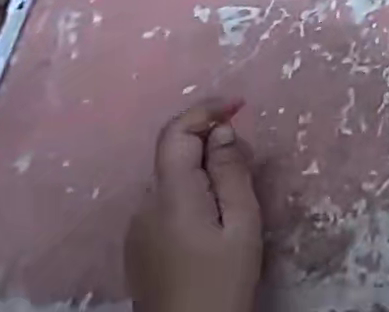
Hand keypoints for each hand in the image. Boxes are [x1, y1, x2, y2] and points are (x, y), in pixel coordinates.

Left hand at [125, 98, 263, 311]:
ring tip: (239, 195)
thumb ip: (231, 172)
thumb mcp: (242, 223)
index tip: (241, 105)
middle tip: (250, 163)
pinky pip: (168, 199)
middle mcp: (144, 206)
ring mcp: (138, 228)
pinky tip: (217, 216)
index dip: (206, 109)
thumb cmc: (222, 283)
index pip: (176, 132)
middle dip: (213, 142)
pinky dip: (194, 190)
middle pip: (176, 153)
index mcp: (170, 198)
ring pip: (174, 176)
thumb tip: (222, 132)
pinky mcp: (140, 246)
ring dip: (205, 168)